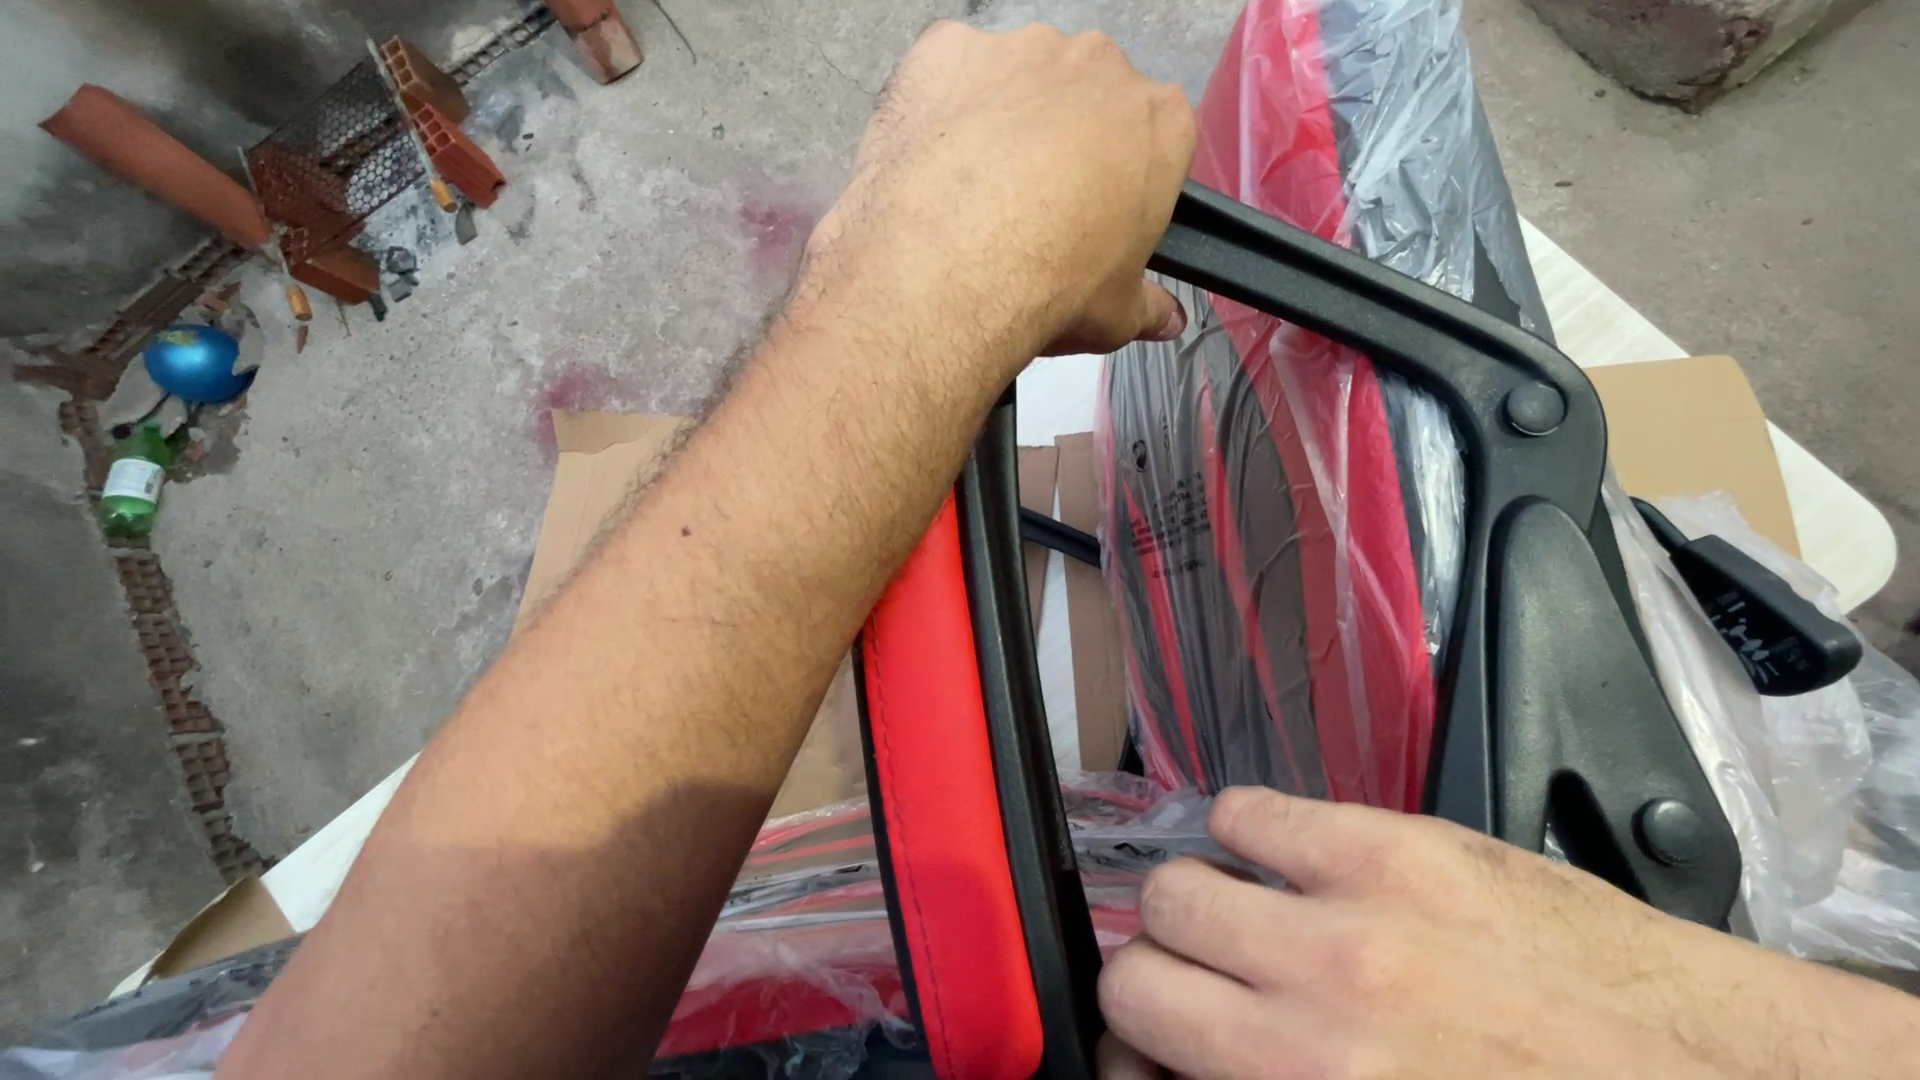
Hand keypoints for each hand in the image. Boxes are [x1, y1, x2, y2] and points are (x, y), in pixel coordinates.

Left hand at [799, 22, 1194, 368]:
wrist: (954, 268)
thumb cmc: (1054, 285)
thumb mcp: (1117, 314)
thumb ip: (1148, 308)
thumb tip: (1165, 319)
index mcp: (1157, 122)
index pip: (1153, 140)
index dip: (1122, 183)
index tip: (1096, 220)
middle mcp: (1097, 66)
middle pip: (1086, 101)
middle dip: (1065, 149)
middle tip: (1032, 215)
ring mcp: (1019, 50)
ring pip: (1016, 83)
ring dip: (1002, 128)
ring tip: (975, 200)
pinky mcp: (949, 52)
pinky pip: (949, 79)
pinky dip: (941, 117)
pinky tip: (932, 173)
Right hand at [1098, 787, 1919, 1078]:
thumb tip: (1175, 1063)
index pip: (1136, 1043)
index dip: (1131, 1049)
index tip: (1158, 1048)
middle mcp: (1314, 1021)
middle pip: (1137, 961)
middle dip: (1153, 978)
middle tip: (1197, 986)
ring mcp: (1352, 920)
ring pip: (1175, 881)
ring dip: (1193, 908)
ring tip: (1243, 921)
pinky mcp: (1396, 846)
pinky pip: (1247, 812)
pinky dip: (1243, 836)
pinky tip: (1284, 865)